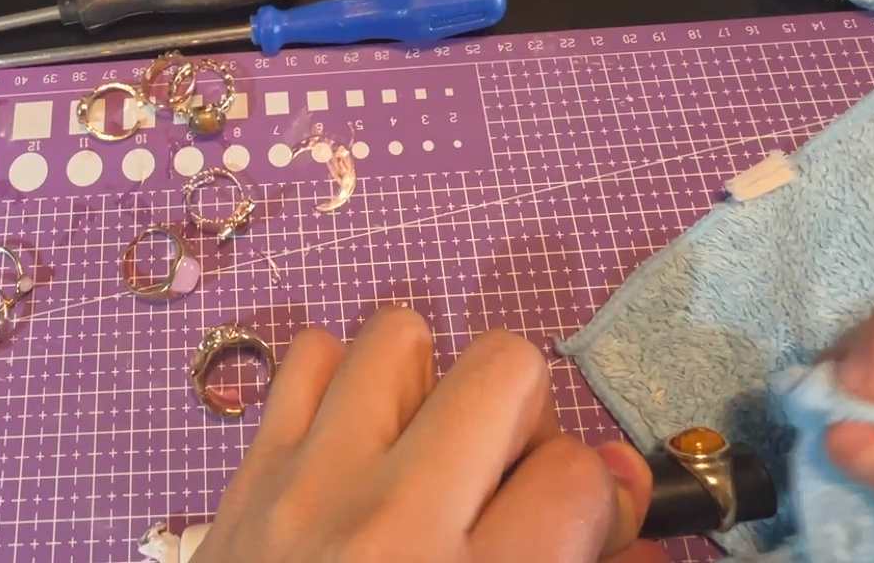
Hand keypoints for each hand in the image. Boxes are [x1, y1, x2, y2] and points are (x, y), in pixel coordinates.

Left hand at [195, 307, 665, 561]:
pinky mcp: (254, 462)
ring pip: (399, 333)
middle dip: (520, 411)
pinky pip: (311, 353)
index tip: (562, 520)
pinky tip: (346, 439)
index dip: (590, 496)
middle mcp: (393, 521)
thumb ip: (570, 562)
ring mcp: (311, 478)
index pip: (578, 478)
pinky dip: (340, 381)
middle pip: (502, 367)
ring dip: (426, 382)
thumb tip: (619, 474)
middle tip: (492, 467)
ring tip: (414, 444)